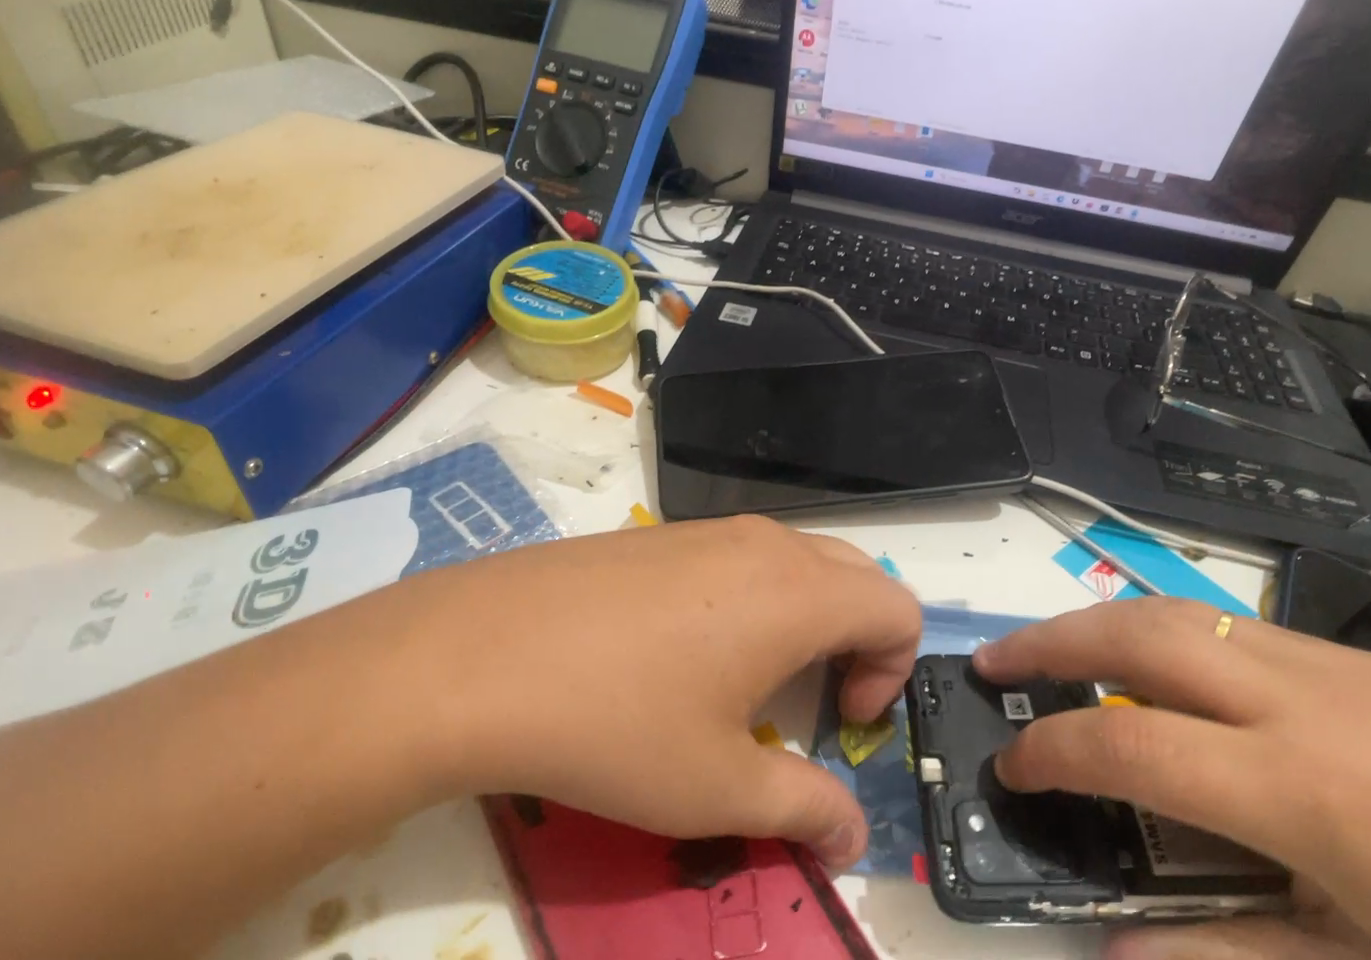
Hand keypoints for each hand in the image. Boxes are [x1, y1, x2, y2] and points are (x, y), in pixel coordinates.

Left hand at [380, 515, 919, 869]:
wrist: (473, 659)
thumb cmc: (614, 726)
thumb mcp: (717, 789)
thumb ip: (804, 811)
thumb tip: (852, 839)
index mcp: (798, 594)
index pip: (898, 608)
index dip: (893, 671)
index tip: (843, 721)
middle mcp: (763, 545)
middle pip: (855, 575)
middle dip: (858, 639)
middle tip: (814, 700)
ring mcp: (703, 530)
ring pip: (794, 560)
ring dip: (803, 617)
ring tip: (747, 680)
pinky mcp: (653, 535)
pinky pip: (734, 557)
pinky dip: (748, 598)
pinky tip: (680, 653)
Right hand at [973, 598, 1370, 959]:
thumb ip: (1231, 954)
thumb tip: (1114, 955)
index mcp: (1304, 793)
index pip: (1130, 743)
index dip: (1053, 751)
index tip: (1010, 766)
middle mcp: (1307, 703)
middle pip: (1142, 635)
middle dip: (1052, 641)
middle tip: (994, 662)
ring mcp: (1343, 667)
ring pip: (1187, 614)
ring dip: (1104, 624)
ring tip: (1058, 650)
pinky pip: (1242, 630)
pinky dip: (1175, 639)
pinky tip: (1174, 678)